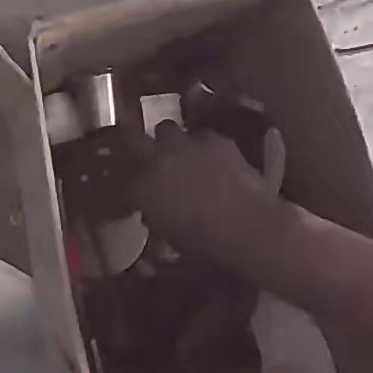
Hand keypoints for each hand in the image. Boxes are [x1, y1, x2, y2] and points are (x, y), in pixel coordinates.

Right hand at [135, 123, 288, 262]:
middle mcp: (157, 160)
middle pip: (135, 140)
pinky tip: (212, 157)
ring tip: (181, 153)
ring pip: (167, 129)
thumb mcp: (171, 237)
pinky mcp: (214, 139)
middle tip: (149, 159)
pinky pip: (200, 135)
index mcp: (141, 188)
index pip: (125, 181)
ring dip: (170, 141)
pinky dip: (202, 145)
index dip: (132, 185)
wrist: (247, 226)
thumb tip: (154, 213)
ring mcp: (186, 144)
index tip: (137, 192)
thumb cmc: (205, 243)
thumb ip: (157, 218)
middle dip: (139, 146)